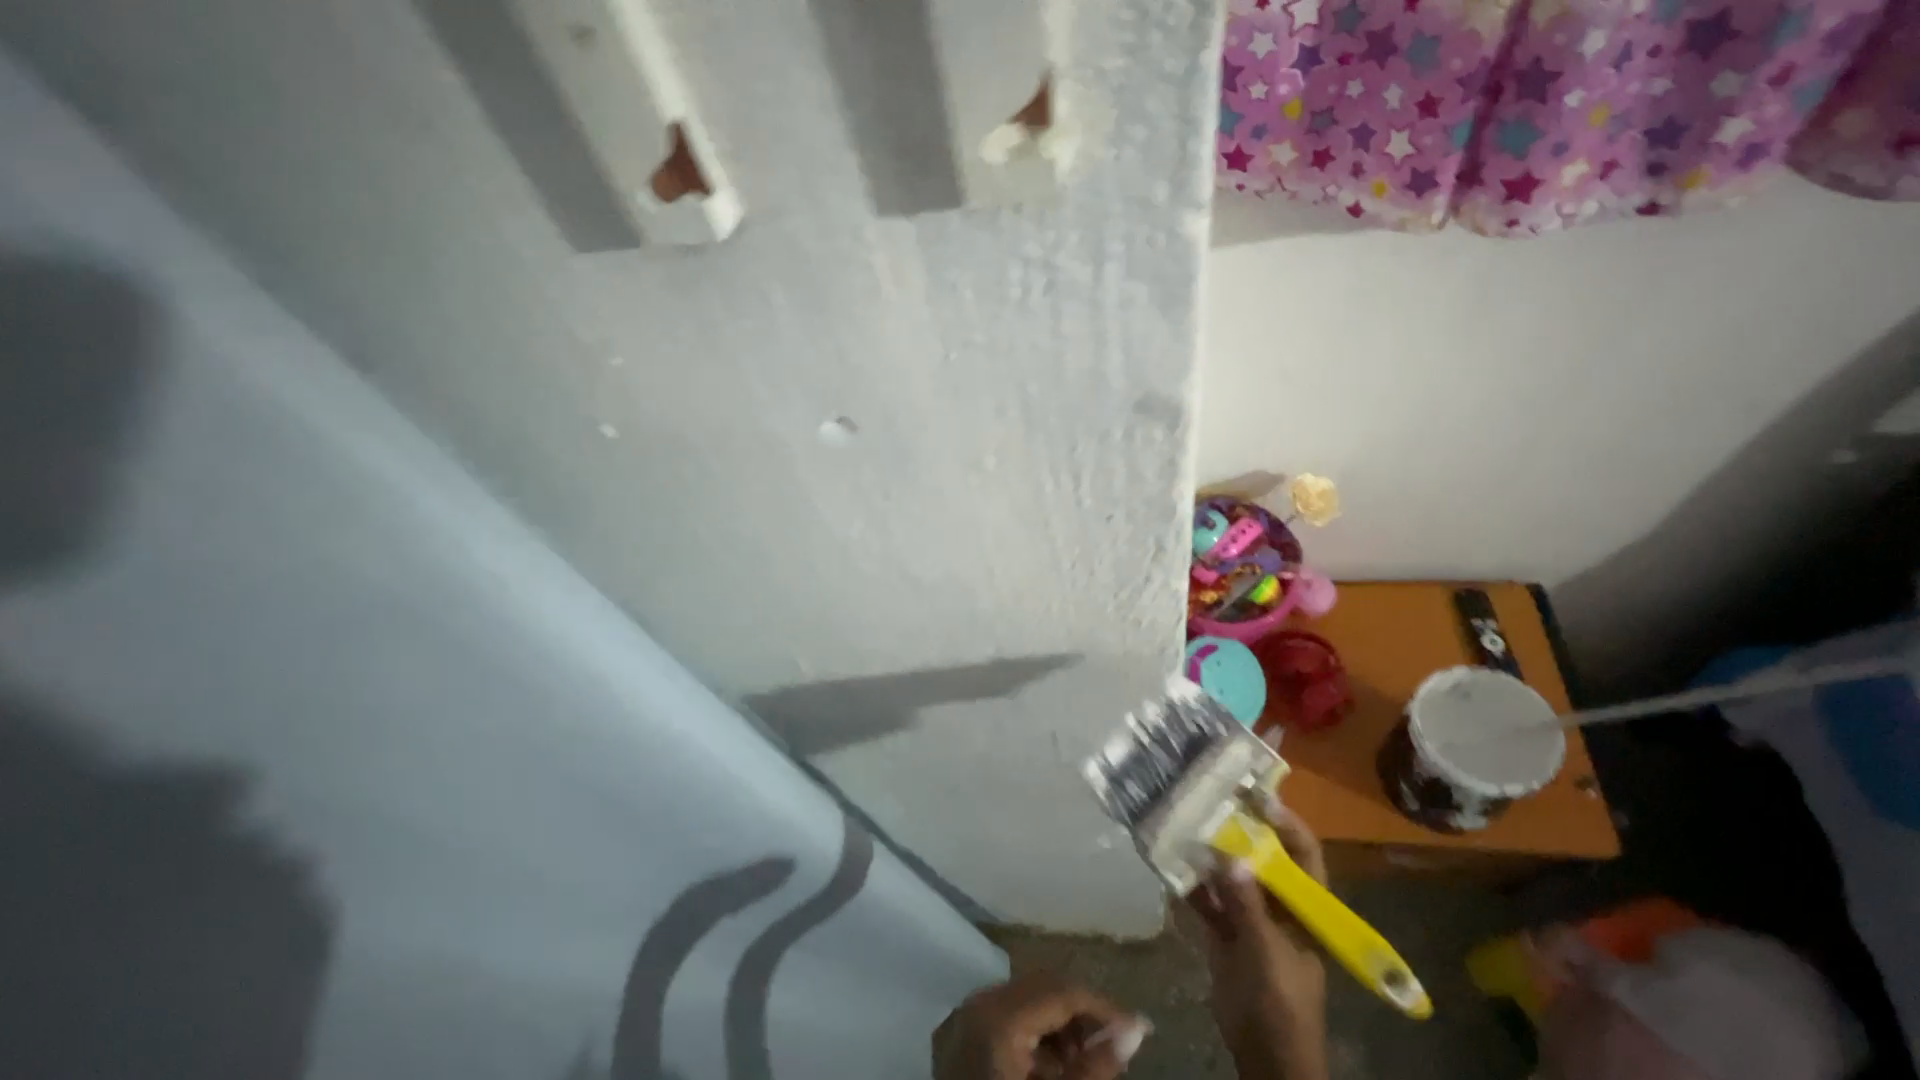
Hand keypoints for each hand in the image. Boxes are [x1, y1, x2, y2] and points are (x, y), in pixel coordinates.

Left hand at [932, 973, 1150, 1079]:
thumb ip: (1095, 1066)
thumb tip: (1134, 1030)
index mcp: (998, 1017)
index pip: (1062, 991)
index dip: (1105, 1008)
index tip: (1138, 1030)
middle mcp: (974, 1006)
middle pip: (1040, 988)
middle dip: (1080, 1014)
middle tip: (1112, 1047)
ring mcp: (958, 1023)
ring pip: (1020, 1001)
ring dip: (1056, 1024)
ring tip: (1081, 1064)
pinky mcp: (953, 1044)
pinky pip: (999, 1020)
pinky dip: (1030, 1035)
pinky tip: (1048, 1069)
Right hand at [1185, 798, 1329, 1079]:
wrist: (1265, 1052)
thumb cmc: (1282, 1002)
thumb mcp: (1268, 952)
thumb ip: (1247, 906)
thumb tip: (1228, 857)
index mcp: (1305, 905)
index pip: (1302, 852)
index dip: (1284, 822)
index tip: (1255, 795)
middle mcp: (1279, 903)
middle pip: (1261, 857)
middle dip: (1238, 831)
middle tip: (1209, 799)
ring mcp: (1251, 917)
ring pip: (1230, 876)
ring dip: (1208, 855)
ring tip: (1182, 823)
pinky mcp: (1225, 934)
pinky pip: (1207, 901)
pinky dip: (1190, 886)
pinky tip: (1169, 865)